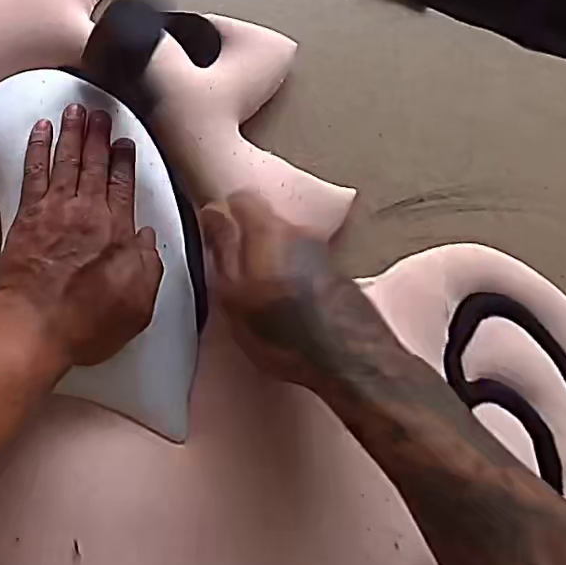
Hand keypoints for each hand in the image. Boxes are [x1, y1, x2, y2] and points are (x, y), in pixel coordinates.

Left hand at [0, 104, 163, 366]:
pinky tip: (41, 131)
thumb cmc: (83, 321)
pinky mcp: (28, 214)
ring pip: (67, 160)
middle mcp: (88, 212)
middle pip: (96, 164)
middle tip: (101, 114)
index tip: (125, 144)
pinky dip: (38, 148)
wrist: (35, 324)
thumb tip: (147, 239)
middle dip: (100, 136)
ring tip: (76, 111)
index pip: (124, 184)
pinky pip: (34, 171)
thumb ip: (148, 265)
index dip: (125, 161)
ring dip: (73, 133)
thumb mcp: (138, 304)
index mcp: (117, 231)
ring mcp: (56, 209)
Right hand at [200, 190, 397, 392]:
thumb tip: (212, 215)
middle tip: (233, 271)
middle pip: (265, 220)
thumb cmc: (285, 333)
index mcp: (268, 232)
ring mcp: (325, 253)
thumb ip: (220, 247)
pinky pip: (306, 263)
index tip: (213, 232)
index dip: (223, 213)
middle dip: (247, 239)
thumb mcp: (233, 294)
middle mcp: (300, 233)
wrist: (353, 365)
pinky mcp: (340, 275)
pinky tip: (287, 305)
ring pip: (286, 243)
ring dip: (272, 259)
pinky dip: (294, 275)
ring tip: (261, 294)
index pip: (241, 199)